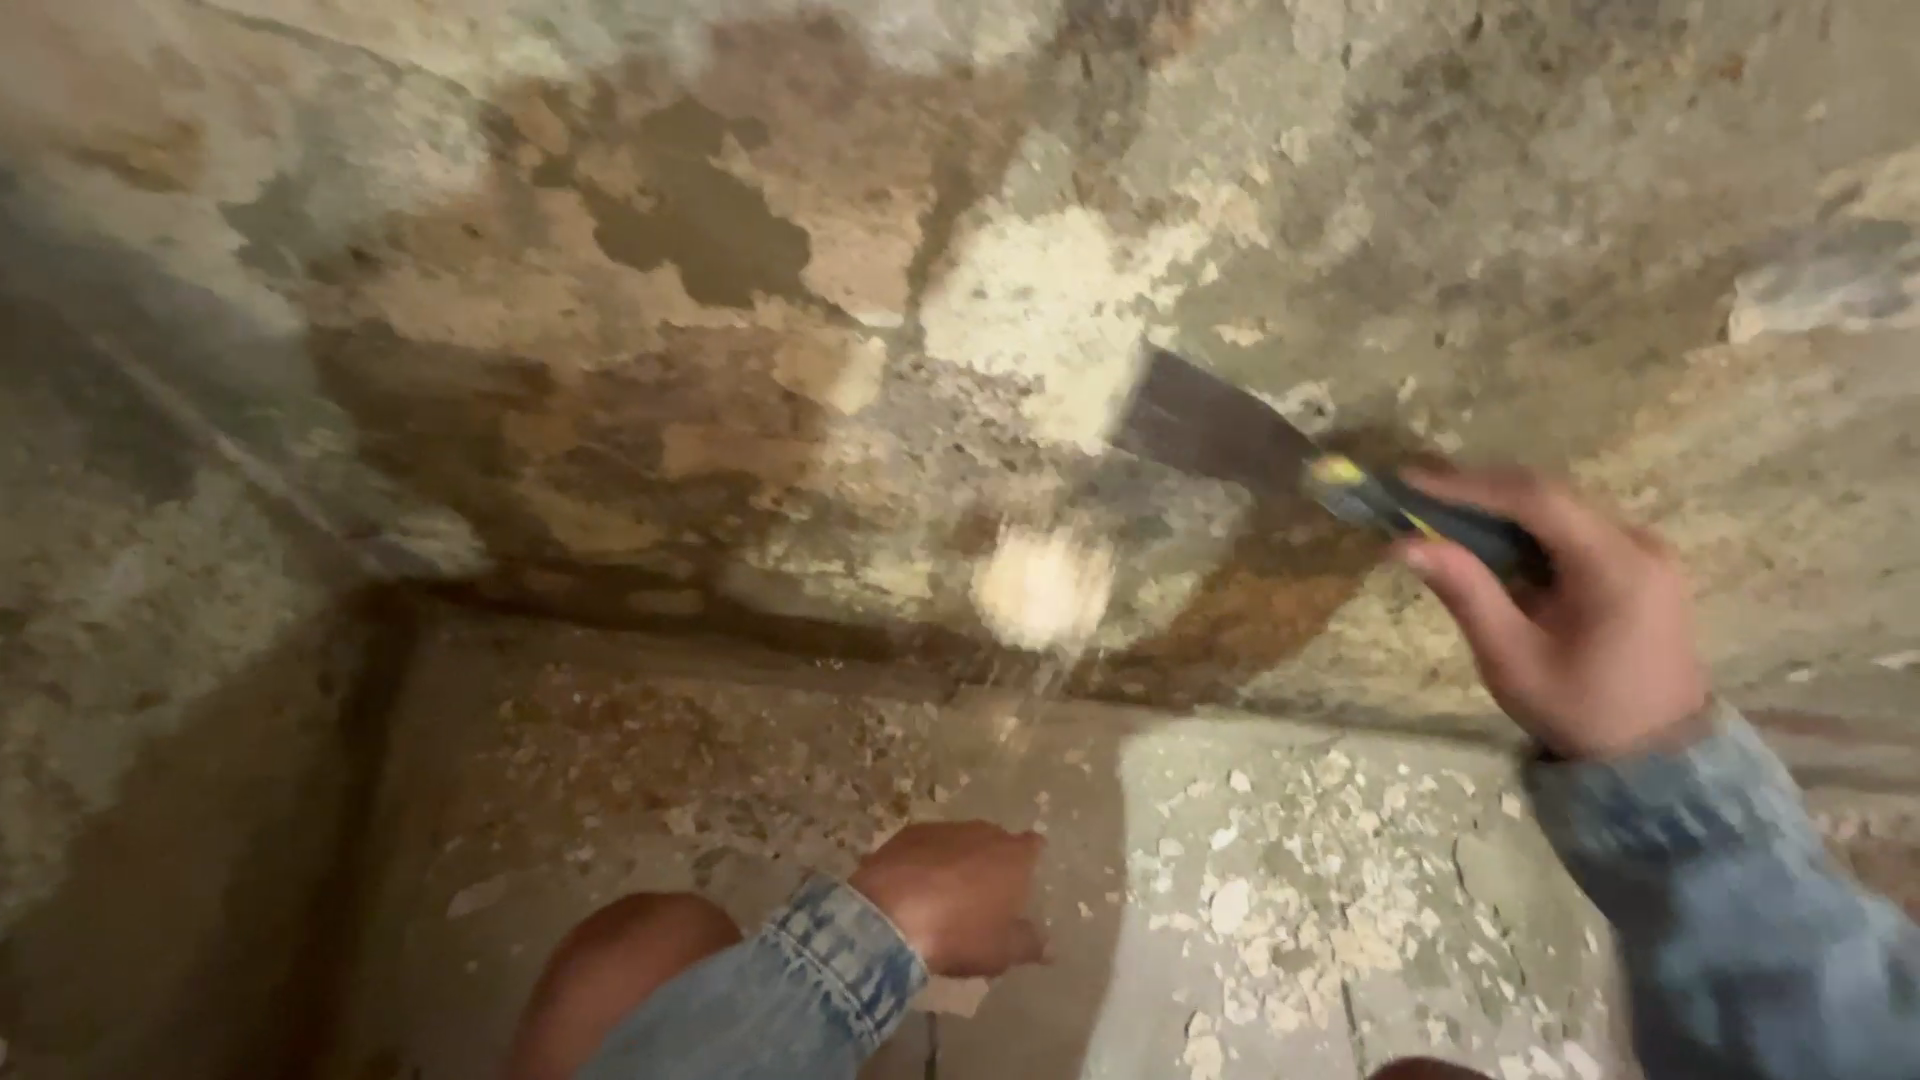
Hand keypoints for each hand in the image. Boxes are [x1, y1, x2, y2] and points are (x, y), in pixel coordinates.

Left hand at [849, 821, 1047, 977]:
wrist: (890, 914)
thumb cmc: (958, 932)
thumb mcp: (1001, 951)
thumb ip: (1030, 945)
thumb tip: (1051, 947)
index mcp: (1013, 856)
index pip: (1034, 846)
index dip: (1030, 860)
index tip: (1025, 878)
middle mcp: (983, 831)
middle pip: (996, 840)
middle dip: (993, 860)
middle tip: (985, 893)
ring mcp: (944, 828)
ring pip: (961, 840)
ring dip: (959, 859)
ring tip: (947, 893)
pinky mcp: (909, 832)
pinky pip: (928, 845)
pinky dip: (928, 860)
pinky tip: (916, 886)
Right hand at [1395, 467, 1710, 759]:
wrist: (1655, 754)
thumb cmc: (1578, 708)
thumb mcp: (1510, 656)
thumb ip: (1463, 591)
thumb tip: (1402, 544)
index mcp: (1617, 566)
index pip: (1536, 500)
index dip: (1468, 484)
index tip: (1410, 481)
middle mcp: (1638, 543)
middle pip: (1546, 495)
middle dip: (1474, 490)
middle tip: (1412, 490)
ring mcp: (1640, 551)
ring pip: (1553, 508)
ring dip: (1491, 506)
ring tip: (1432, 508)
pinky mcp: (1632, 563)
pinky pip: (1564, 528)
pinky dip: (1515, 526)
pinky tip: (1476, 535)